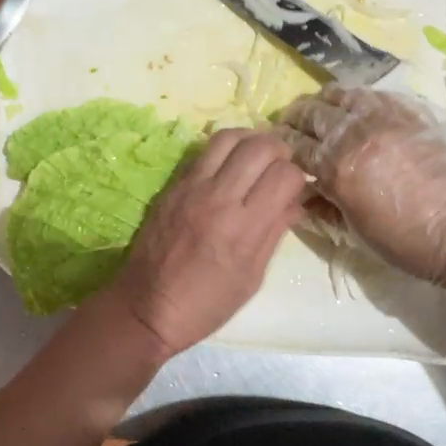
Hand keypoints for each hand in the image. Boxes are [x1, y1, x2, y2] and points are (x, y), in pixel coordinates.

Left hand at [91, 128, 304, 360]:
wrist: (147, 308)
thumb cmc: (205, 304)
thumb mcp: (251, 277)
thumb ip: (274, 233)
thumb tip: (294, 202)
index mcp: (244, 227)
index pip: (285, 175)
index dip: (298, 178)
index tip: (295, 190)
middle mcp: (219, 198)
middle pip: (260, 146)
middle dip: (279, 151)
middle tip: (279, 166)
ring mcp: (191, 188)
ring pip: (228, 137)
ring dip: (250, 141)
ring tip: (255, 158)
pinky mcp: (171, 187)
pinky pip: (202, 153)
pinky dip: (223, 152)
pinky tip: (228, 168)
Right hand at [281, 86, 445, 313]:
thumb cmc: (404, 241)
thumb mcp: (354, 231)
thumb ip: (323, 206)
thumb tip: (302, 195)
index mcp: (336, 169)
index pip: (295, 148)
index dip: (280, 147)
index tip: (274, 148)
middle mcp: (355, 135)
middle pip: (312, 115)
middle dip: (297, 120)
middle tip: (291, 125)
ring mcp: (385, 118)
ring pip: (342, 96)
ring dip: (325, 102)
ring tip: (320, 109)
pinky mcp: (411, 112)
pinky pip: (374, 94)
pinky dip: (357, 98)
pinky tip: (355, 106)